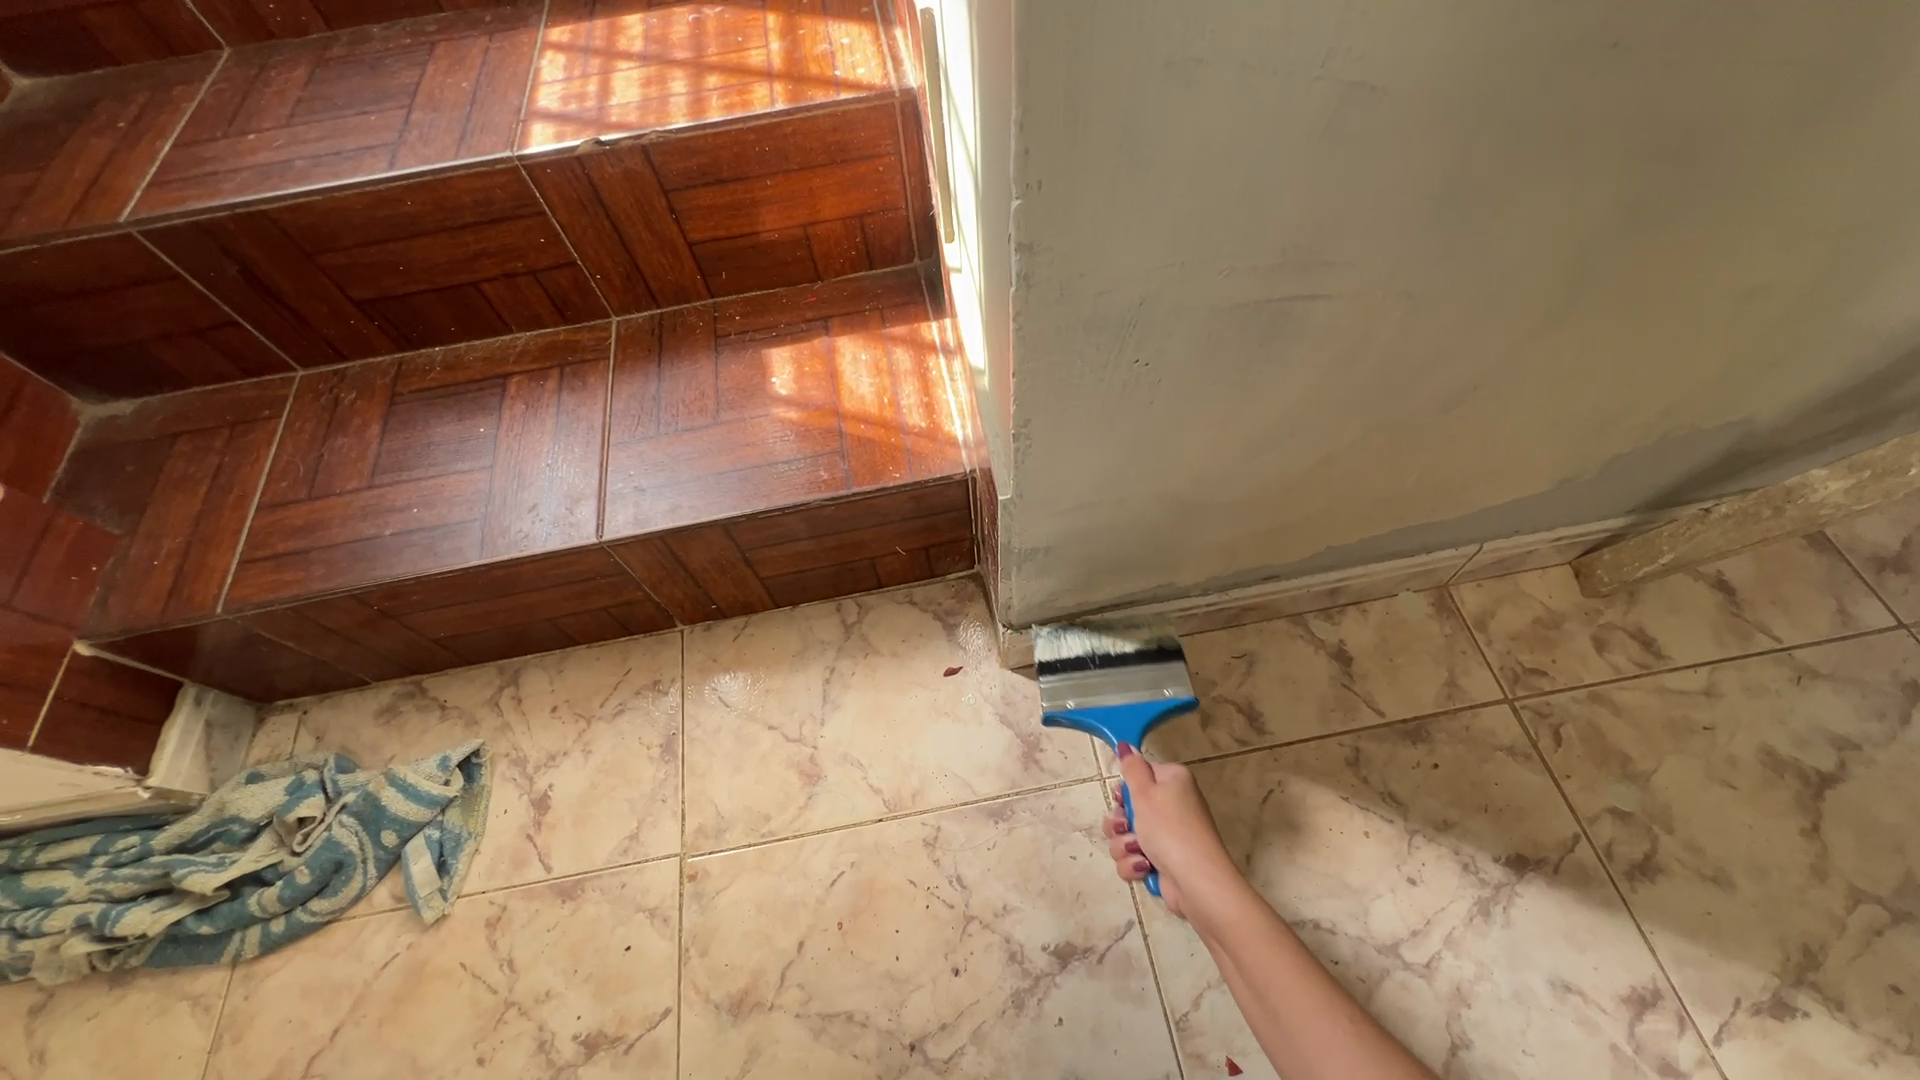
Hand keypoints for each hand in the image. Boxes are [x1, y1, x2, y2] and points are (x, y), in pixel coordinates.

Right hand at [1105, 743, 1235, 918]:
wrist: (1194, 880)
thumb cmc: (1169, 829)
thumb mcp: (1145, 792)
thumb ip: (1132, 768)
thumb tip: (1126, 744)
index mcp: (1172, 782)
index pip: (1139, 776)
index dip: (1125, 789)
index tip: (1120, 798)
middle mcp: (1171, 805)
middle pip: (1127, 807)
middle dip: (1119, 822)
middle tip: (1125, 827)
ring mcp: (1166, 835)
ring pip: (1125, 835)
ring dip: (1124, 845)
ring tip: (1137, 850)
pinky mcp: (1161, 861)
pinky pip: (1133, 857)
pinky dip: (1134, 863)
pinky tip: (1144, 867)